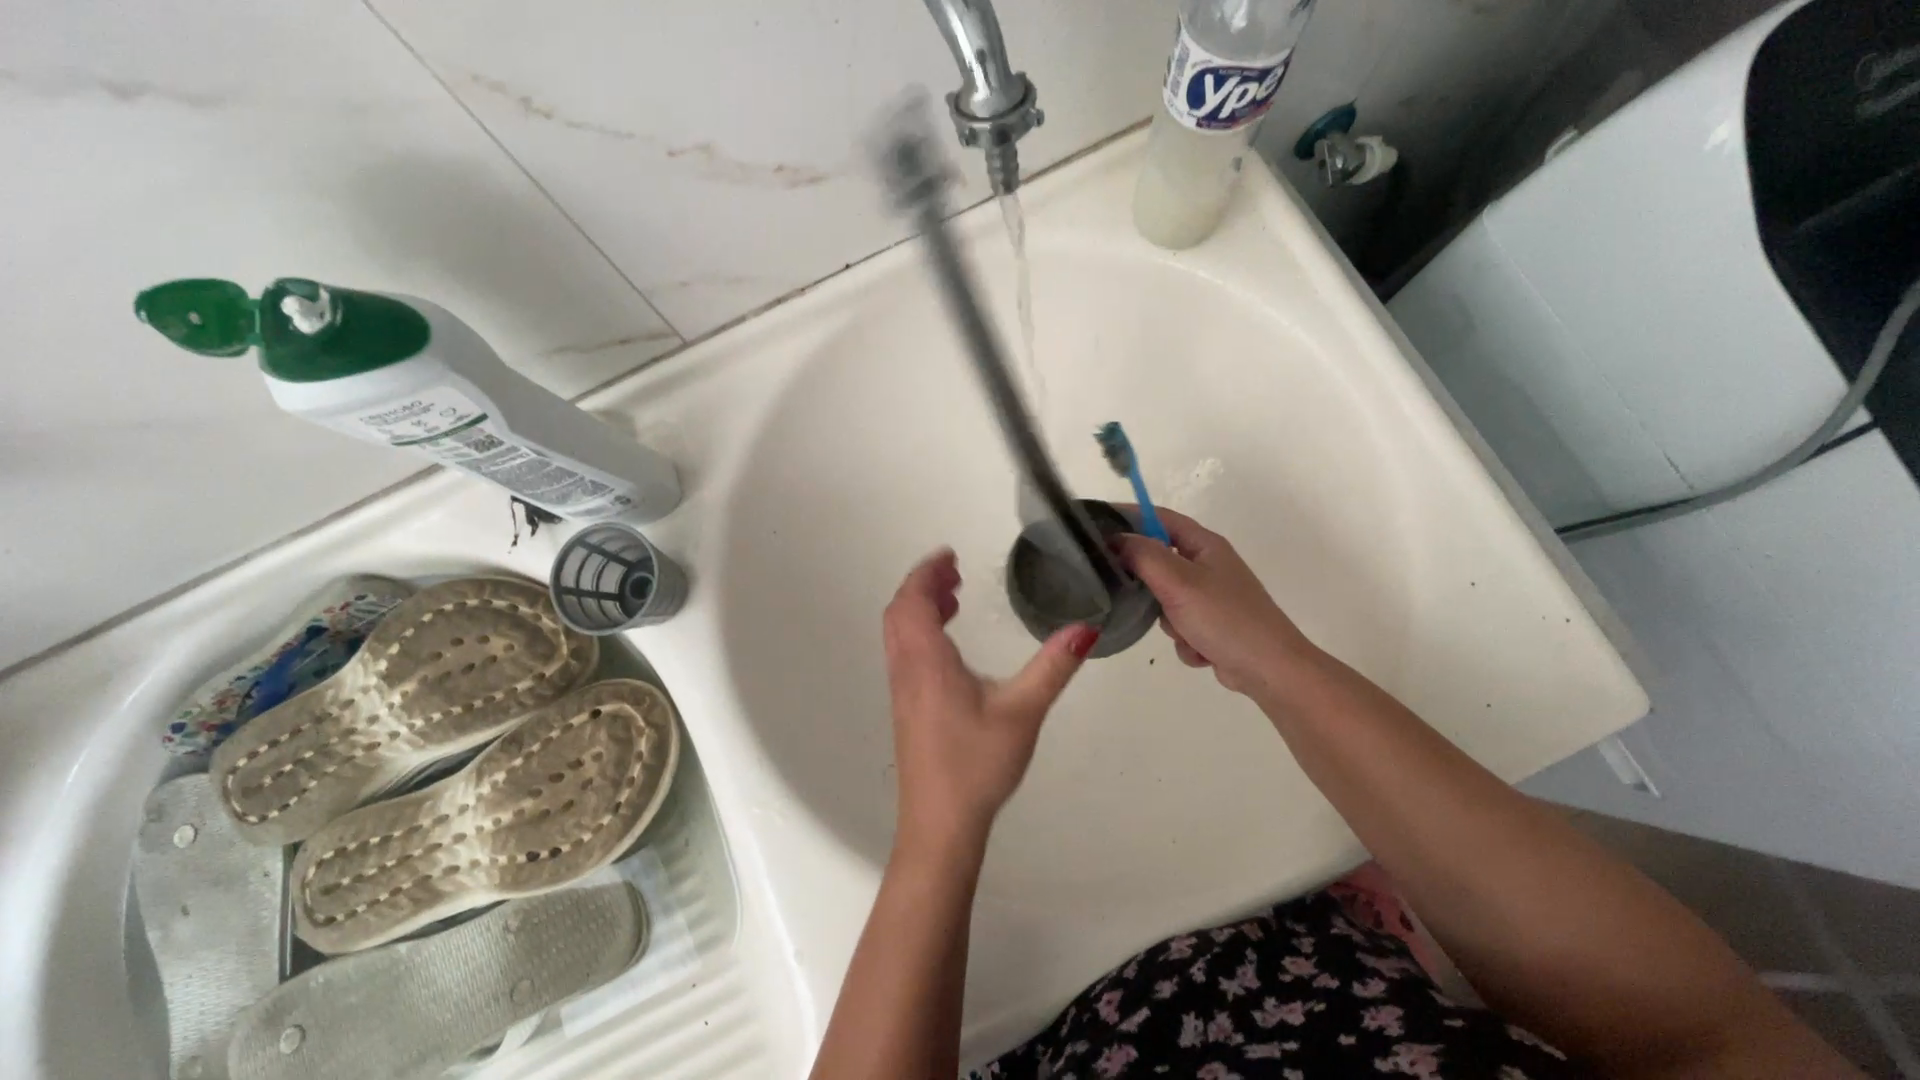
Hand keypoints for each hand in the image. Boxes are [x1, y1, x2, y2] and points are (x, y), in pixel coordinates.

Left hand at [882, 549, 1098, 852]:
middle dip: (922, 585)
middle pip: (899, 612)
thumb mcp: (1023, 711)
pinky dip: (920, 633)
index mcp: (927, 662)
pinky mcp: (906, 710)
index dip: (926, 573)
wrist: (939, 823)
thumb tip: (1086, 628)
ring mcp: (902, 692)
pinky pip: (904, 654)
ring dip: (919, 609)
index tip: (949, 554)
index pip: (913, 601)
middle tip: (954, 572)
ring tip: (953, 600)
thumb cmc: (977, 764)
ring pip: (898, 634)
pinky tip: (951, 650)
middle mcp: (906, 670)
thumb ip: (1053, 667)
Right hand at [1113, 508, 1318, 697]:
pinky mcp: (1211, 626)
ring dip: (1168, 620)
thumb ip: (1143, 555)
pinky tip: (1200, 650)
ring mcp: (1210, 597)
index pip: (1158, 518)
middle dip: (1147, 584)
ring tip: (1184, 631)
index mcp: (1205, 545)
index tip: (1093, 526)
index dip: (1127, 517)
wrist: (1269, 669)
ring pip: (1164, 600)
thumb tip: (1115, 539)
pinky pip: (1179, 626)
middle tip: (1130, 594)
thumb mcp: (1179, 582)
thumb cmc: (1225, 618)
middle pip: (1158, 561)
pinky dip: (1185, 640)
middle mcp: (1208, 566)